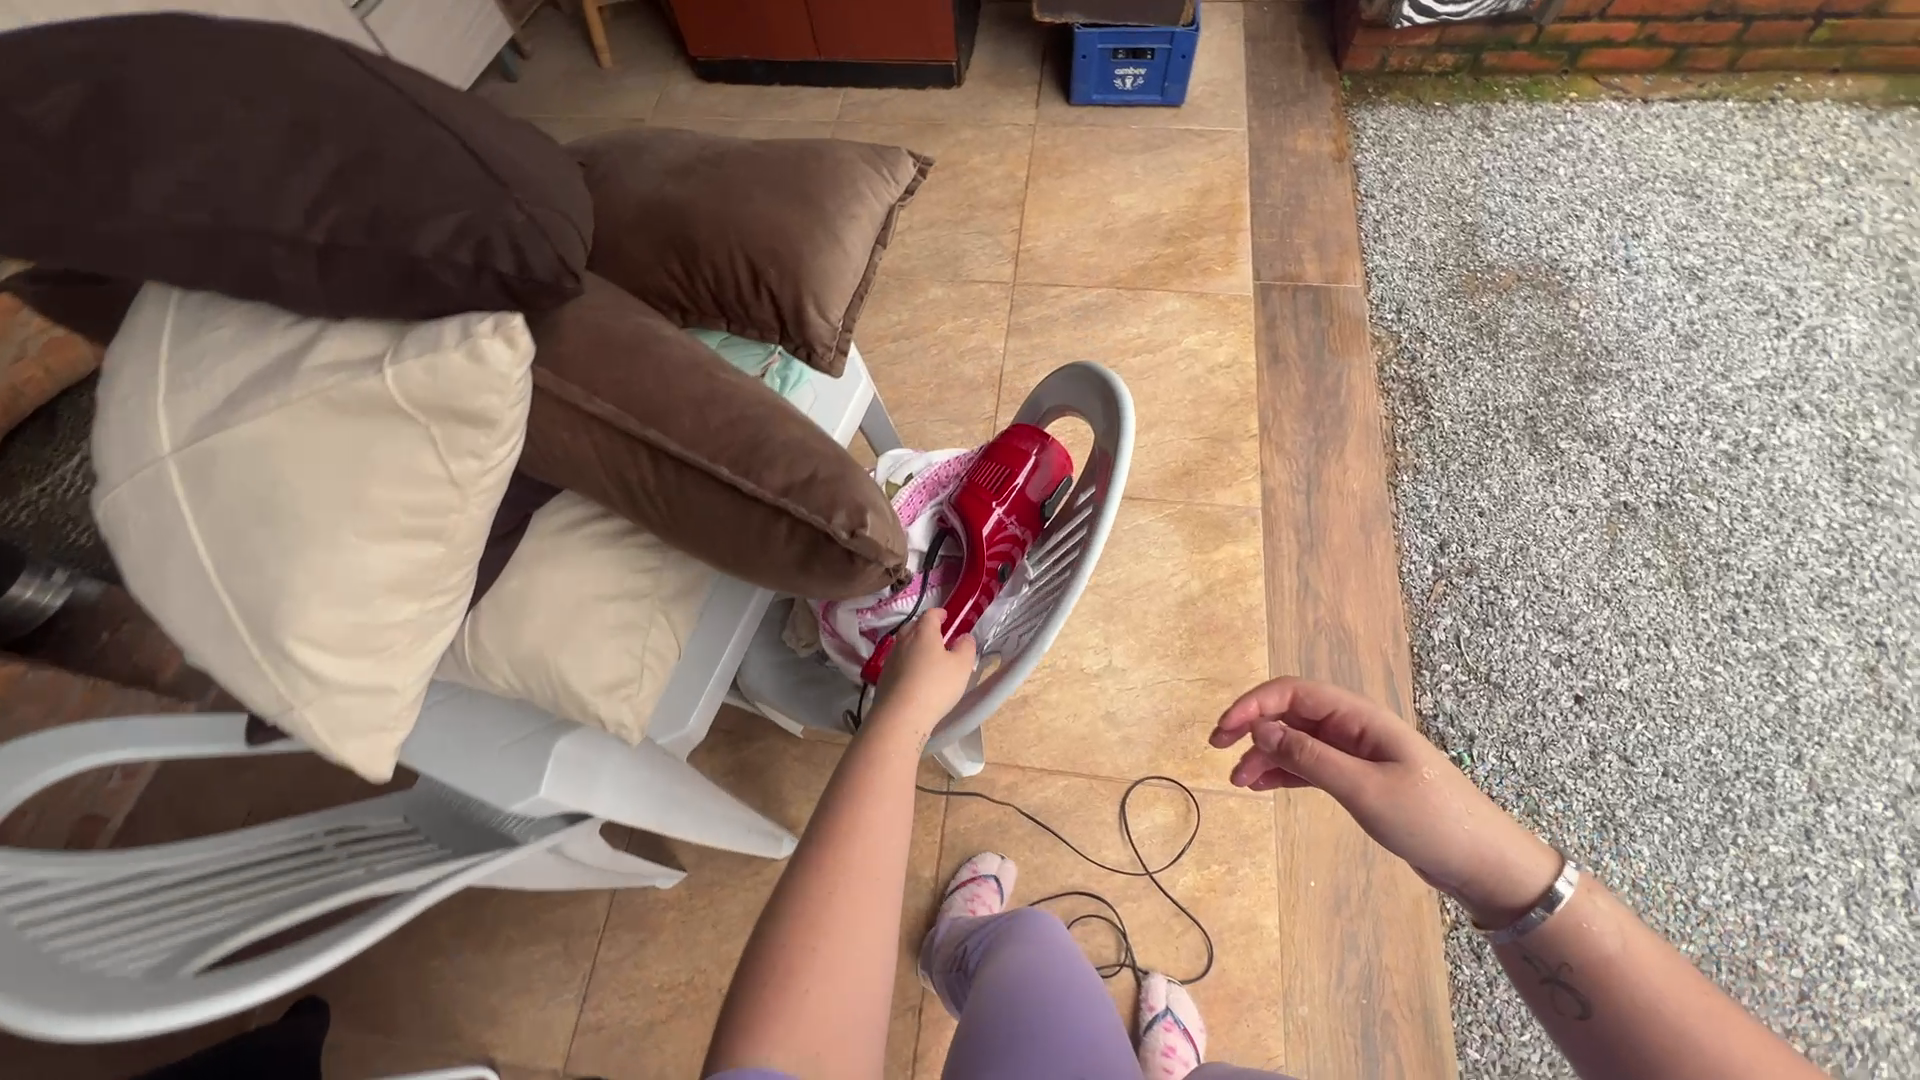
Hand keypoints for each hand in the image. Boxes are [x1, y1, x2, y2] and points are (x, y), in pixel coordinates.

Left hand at [869, 609, 976, 742]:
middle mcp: (903, 641)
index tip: (946, 616)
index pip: (930, 615)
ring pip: (903, 645)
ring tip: (927, 656)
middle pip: (913, 627)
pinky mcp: (883, 677)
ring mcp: (890, 659)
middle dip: (924, 627)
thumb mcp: (962, 666)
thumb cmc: (935, 686)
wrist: (900, 716)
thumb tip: (964, 637)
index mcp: (923, 633)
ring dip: (914, 646)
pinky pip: (897, 662)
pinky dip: (906, 663)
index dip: (939, 614)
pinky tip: (914, 676)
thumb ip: (966, 647)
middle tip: (937, 635)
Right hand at [1211, 677, 1561, 927]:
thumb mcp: (1364, 789)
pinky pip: (1308, 766)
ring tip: (1238, 780)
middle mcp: (1353, 729)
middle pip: (1290, 714)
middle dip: (1252, 727)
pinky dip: (1282, 772)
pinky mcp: (1358, 780)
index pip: (1293, 693)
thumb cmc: (1430, 820)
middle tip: (1218, 749)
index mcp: (1359, 718)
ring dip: (1263, 755)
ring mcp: (1355, 755)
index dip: (1253, 704)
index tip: (1223, 730)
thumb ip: (1309, 757)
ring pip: (1295, 742)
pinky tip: (1261, 785)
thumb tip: (1259, 729)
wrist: (1485, 865)